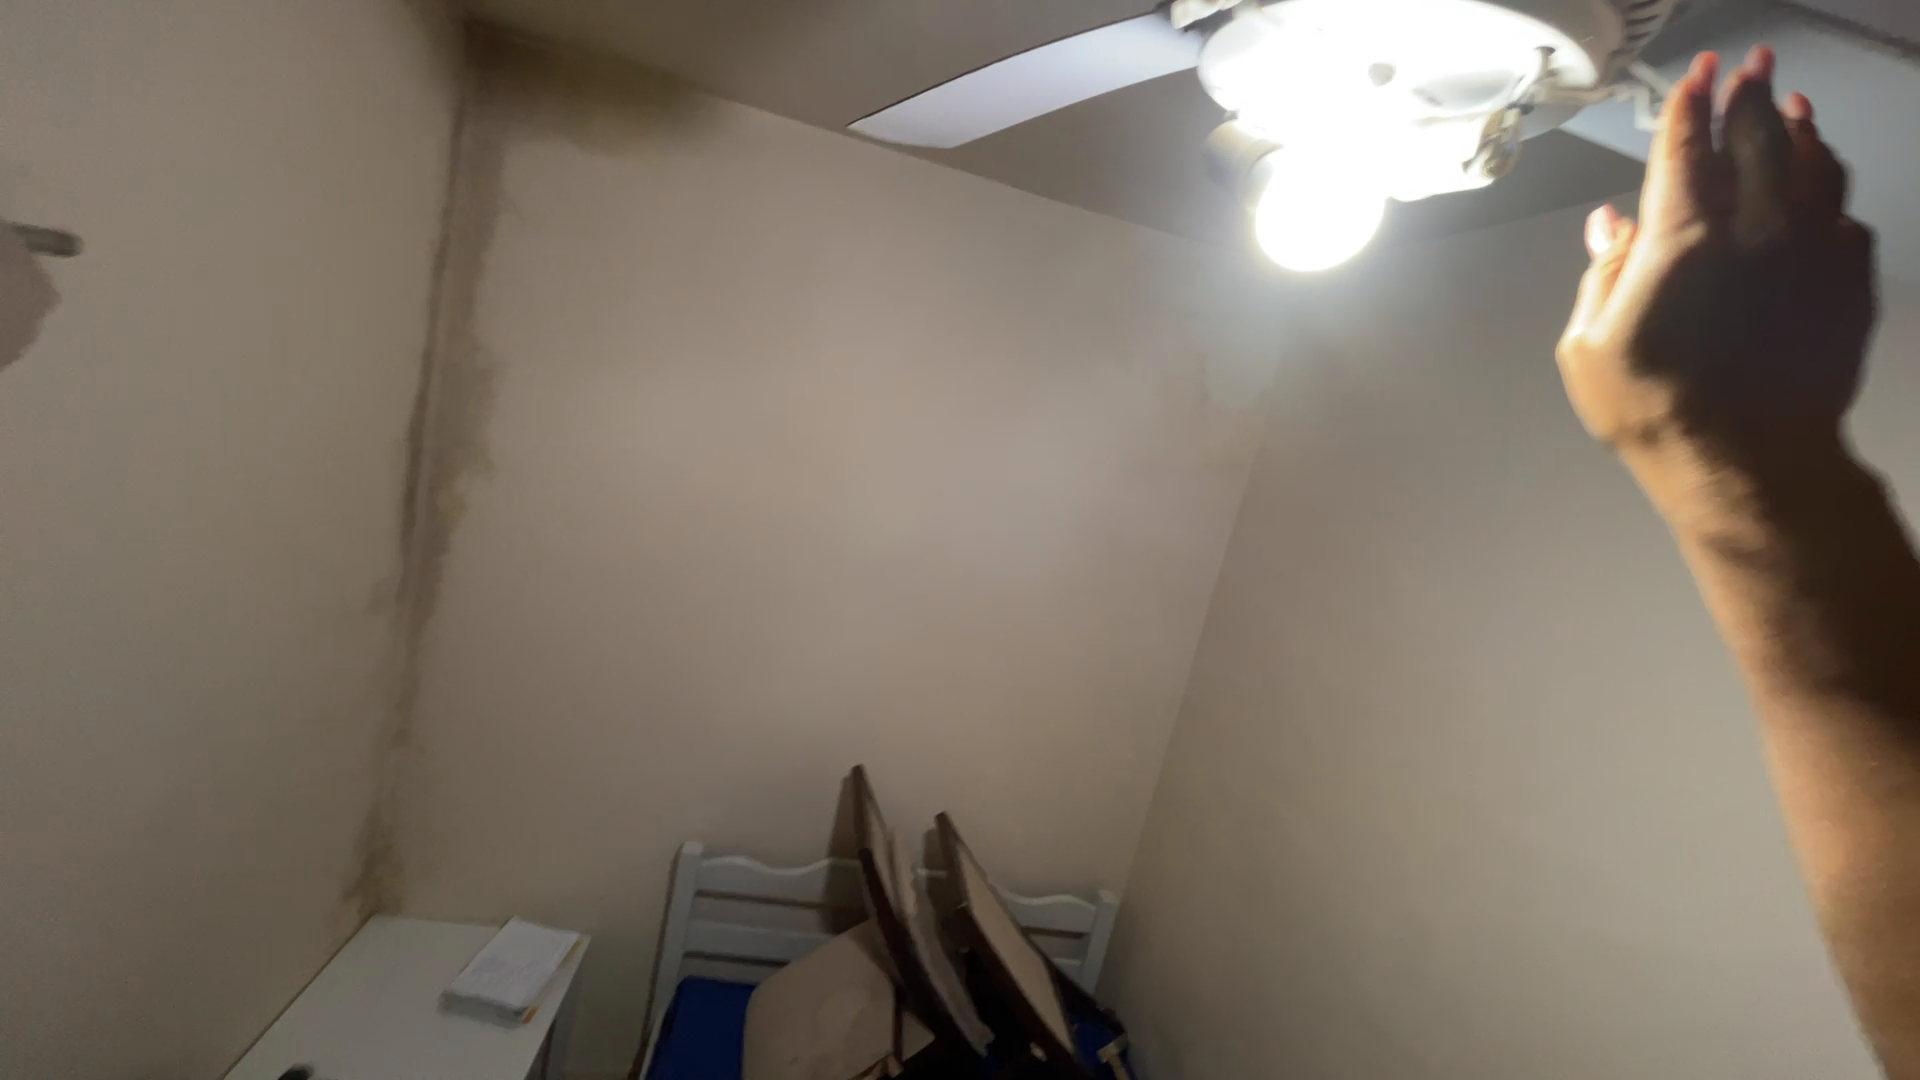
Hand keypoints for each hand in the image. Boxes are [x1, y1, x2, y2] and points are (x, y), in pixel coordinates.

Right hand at [1555, 48, 1876, 463]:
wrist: (1744, 453)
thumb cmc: (1651, 406)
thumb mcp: (1588, 346)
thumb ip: (1603, 276)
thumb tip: (1612, 227)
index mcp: (1681, 245)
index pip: (1685, 153)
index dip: (1689, 107)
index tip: (1696, 75)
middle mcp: (1754, 231)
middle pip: (1756, 140)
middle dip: (1749, 96)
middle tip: (1749, 65)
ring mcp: (1811, 249)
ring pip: (1811, 163)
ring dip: (1796, 126)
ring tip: (1788, 102)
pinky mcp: (1846, 275)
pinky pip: (1840, 206)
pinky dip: (1825, 178)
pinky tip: (1815, 173)